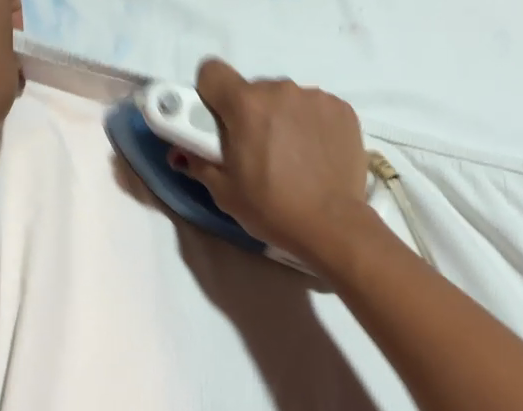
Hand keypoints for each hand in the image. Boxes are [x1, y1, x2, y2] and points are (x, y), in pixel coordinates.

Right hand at [178, 59, 377, 267]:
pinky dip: (310, 128)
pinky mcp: (341, 110)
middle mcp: (280, 90)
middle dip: (249, 116)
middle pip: (253, 91)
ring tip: (290, 162)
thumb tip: (181, 152)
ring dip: (282, 121)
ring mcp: (315, 98)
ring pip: (286, 100)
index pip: (212, 72)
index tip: (216, 123)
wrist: (332, 226)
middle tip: (255, 155)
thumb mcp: (226, 194)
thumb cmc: (272, 211)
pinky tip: (314, 159)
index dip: (209, 96)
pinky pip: (315, 110)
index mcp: (245, 105)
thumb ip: (199, 163)